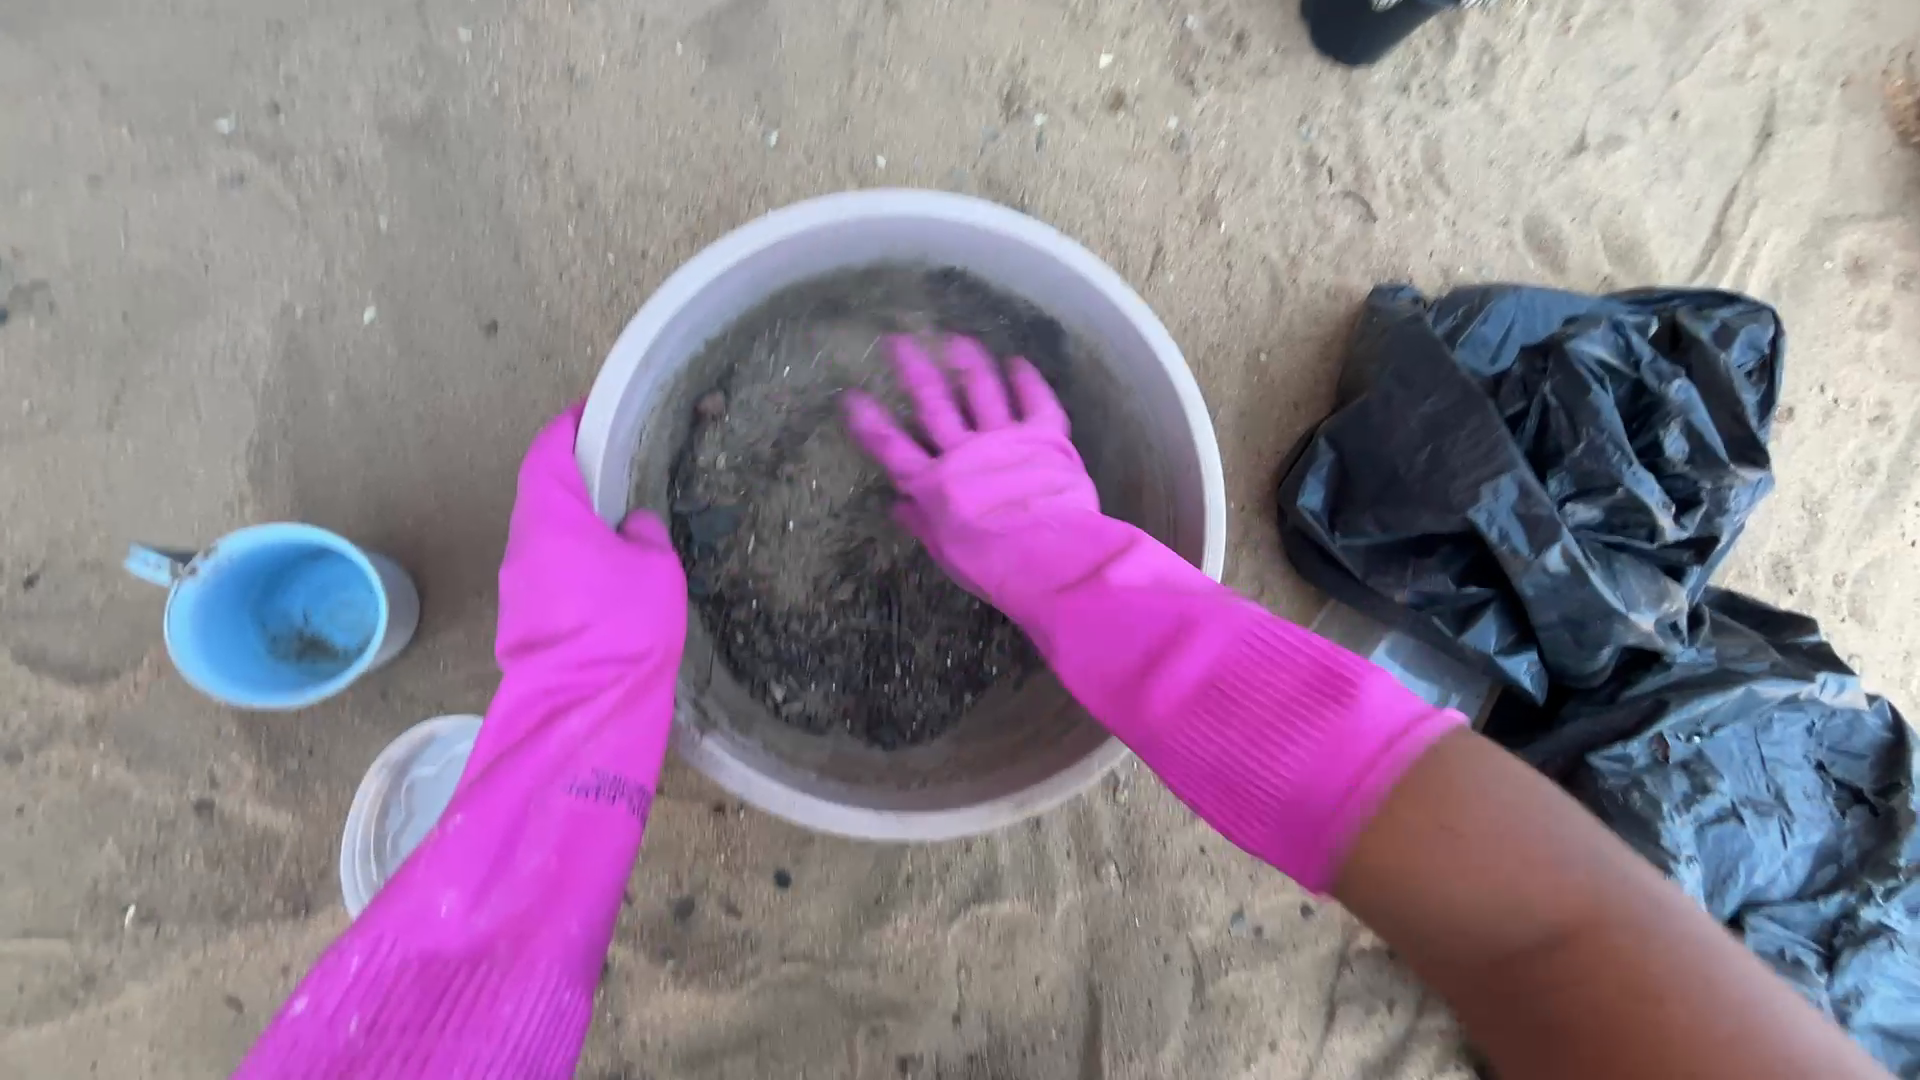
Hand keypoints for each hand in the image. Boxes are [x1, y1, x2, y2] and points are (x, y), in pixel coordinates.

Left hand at [477, 402, 687, 776]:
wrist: (585, 706)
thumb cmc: (625, 625)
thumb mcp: (655, 568)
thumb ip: (644, 534)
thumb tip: (631, 523)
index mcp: (552, 517)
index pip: (549, 453)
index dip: (568, 428)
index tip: (590, 415)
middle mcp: (524, 543)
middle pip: (543, 492)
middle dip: (575, 476)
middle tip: (616, 470)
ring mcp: (519, 582)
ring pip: (546, 534)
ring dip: (575, 521)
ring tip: (619, 524)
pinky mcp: (525, 615)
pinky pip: (549, 567)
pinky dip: (574, 556)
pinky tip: (608, 573)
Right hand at [842, 335, 1101, 624]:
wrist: (1046, 557)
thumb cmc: (991, 565)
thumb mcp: (947, 552)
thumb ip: (923, 525)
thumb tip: (897, 506)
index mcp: (934, 485)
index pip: (893, 448)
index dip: (870, 423)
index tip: (852, 396)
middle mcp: (964, 453)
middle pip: (933, 405)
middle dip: (914, 371)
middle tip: (898, 340)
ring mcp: (1004, 440)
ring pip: (981, 392)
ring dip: (968, 363)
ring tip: (956, 338)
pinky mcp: (1044, 437)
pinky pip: (1037, 403)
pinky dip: (1028, 381)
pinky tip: (1018, 361)